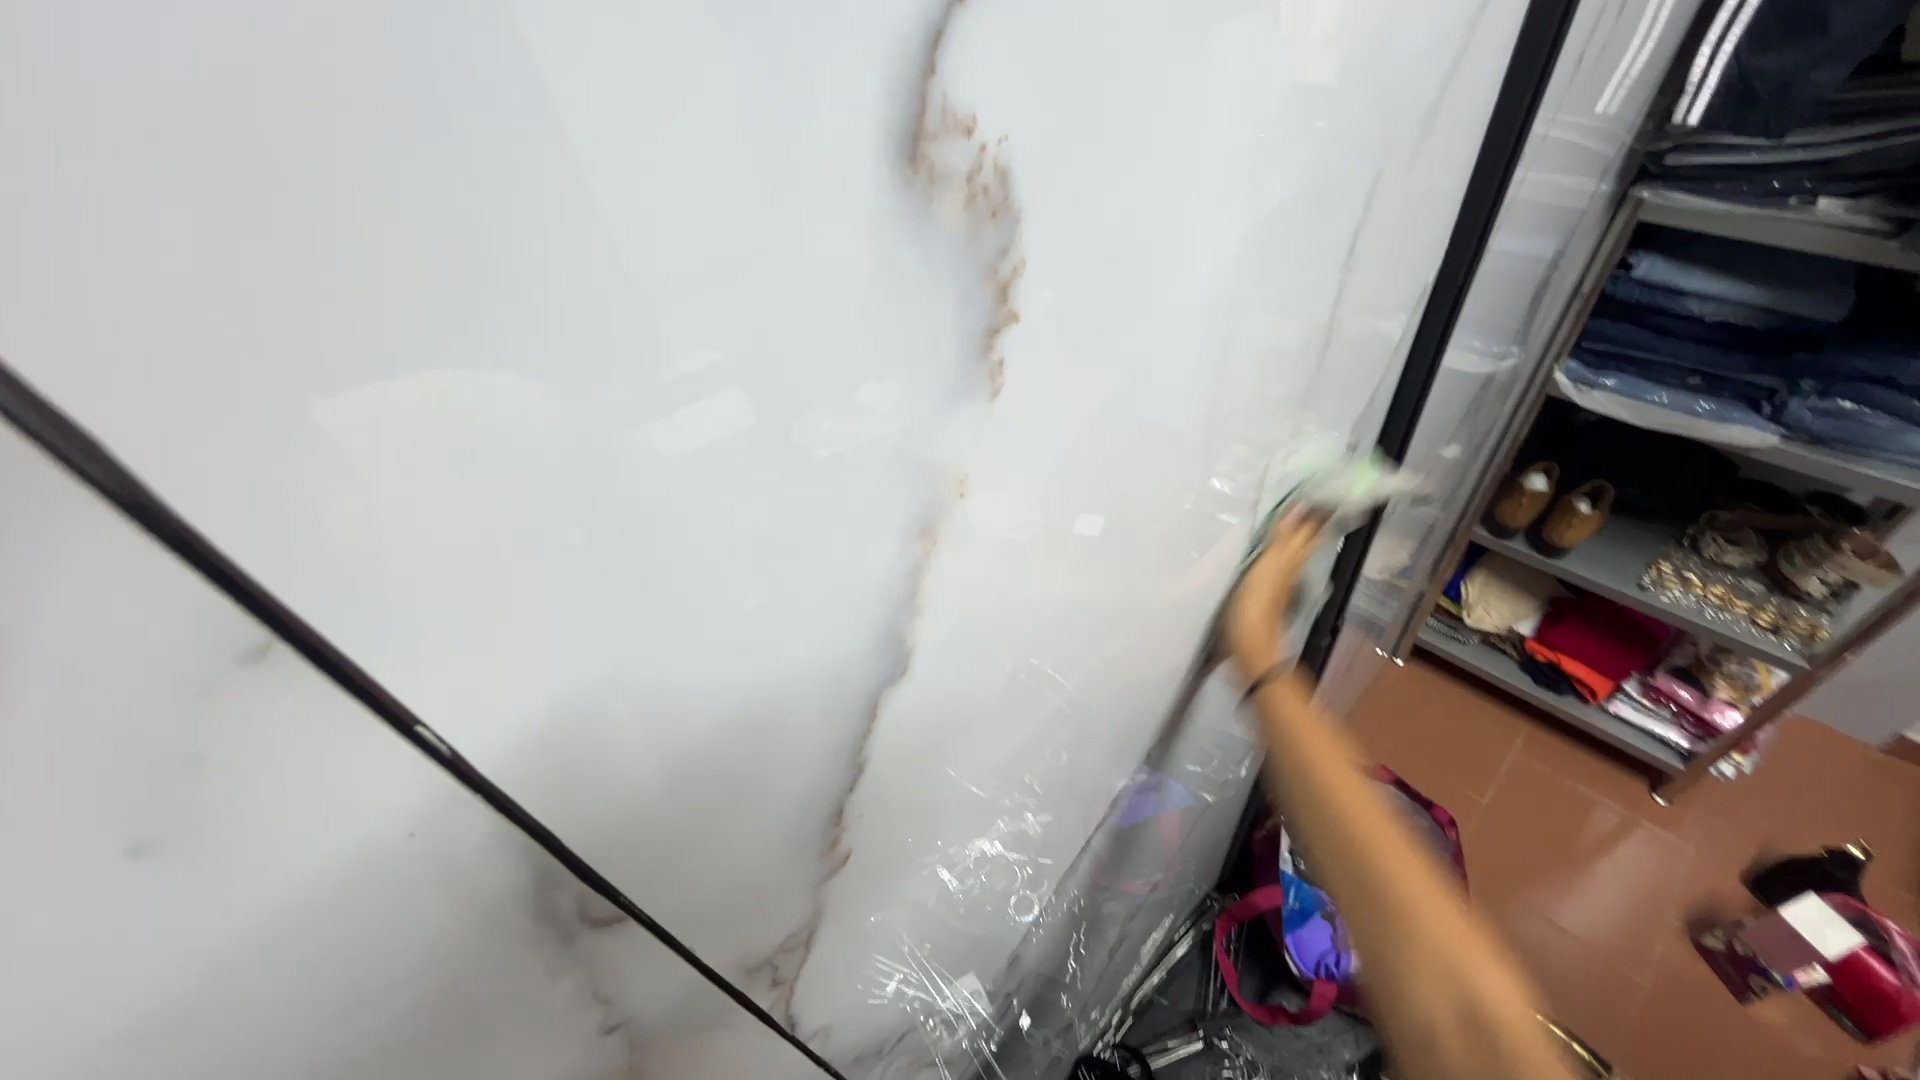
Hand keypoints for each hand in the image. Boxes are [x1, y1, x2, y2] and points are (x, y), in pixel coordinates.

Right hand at [1224, 509, 1325, 678]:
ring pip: (1297, 550)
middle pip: (1307, 540)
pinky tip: (1281, 548)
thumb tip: (1301, 508)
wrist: (1250, 645)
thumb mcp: (1268, 568)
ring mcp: (1282, 580)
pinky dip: (1285, 548)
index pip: (1309, 529)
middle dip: (1314, 521)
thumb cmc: (1256, 605)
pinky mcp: (1270, 590)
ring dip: (1301, 533)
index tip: (1325, 489)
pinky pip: (1283, 561)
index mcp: (1292, 558)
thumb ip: (1282, 539)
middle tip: (1321, 498)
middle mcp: (1292, 566)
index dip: (1318, 512)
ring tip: (1302, 516)